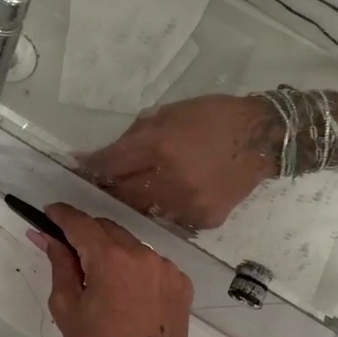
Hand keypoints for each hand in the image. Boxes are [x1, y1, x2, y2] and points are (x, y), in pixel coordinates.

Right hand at [34, 203, 194, 336]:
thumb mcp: (67, 307)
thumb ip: (59, 263)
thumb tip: (46, 236)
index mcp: (110, 260)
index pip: (79, 222)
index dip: (60, 214)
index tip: (46, 214)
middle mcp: (142, 255)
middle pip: (104, 227)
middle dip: (83, 233)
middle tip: (66, 252)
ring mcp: (165, 268)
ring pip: (127, 241)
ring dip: (108, 248)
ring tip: (97, 276)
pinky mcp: (180, 283)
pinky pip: (147, 260)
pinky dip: (131, 264)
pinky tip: (123, 290)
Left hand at [75, 94, 280, 230]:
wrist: (262, 137)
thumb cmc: (208, 117)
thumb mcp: (162, 116)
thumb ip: (129, 139)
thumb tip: (97, 157)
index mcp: (156, 147)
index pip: (109, 165)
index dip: (89, 167)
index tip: (75, 168)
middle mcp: (170, 179)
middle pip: (120, 193)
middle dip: (105, 188)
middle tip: (96, 184)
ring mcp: (188, 203)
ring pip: (142, 211)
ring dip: (129, 203)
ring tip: (125, 194)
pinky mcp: (205, 219)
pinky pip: (170, 219)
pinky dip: (160, 210)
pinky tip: (159, 200)